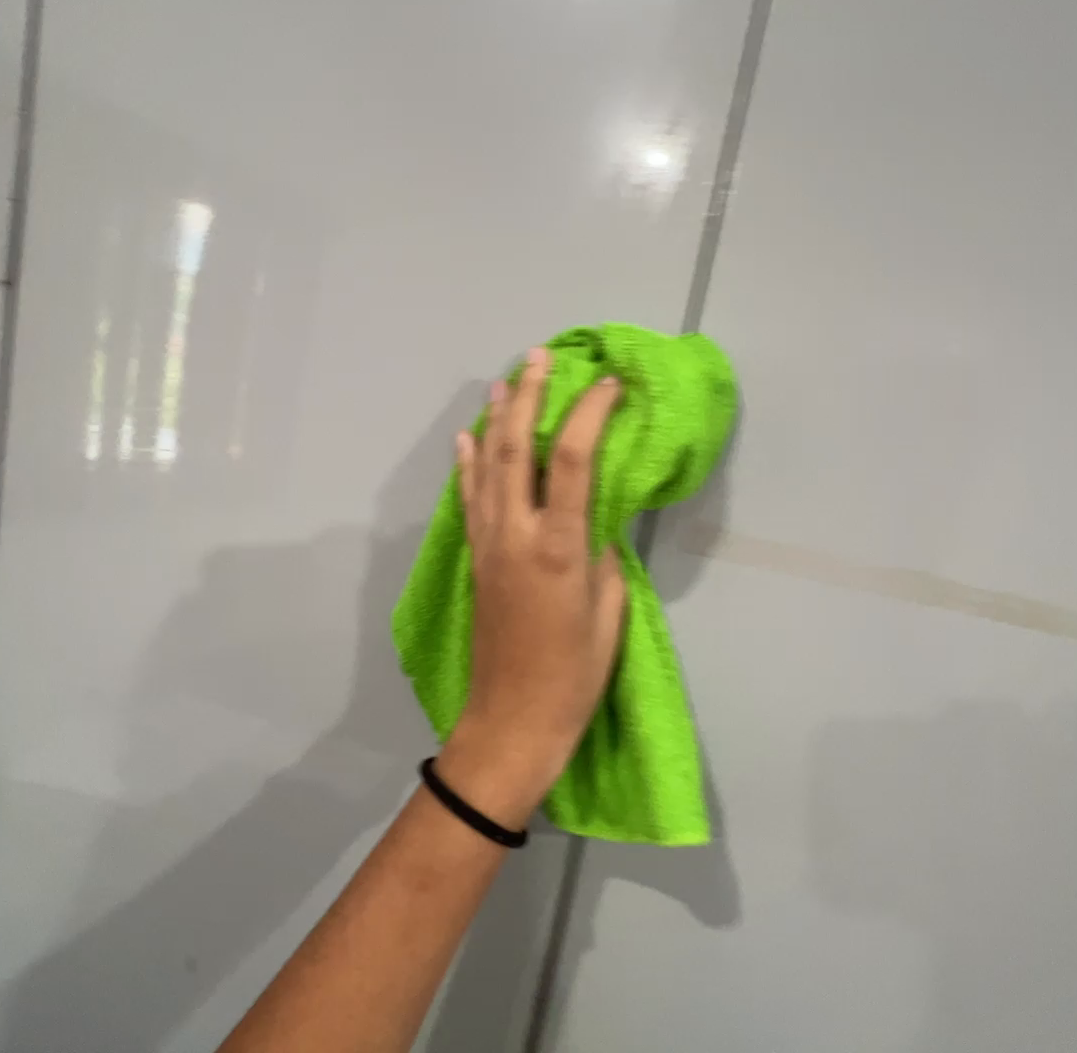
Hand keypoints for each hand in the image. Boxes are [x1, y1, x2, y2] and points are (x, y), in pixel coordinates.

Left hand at [436, 347, 626, 829]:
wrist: (512, 720)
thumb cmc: (574, 675)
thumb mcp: (608, 614)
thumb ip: (602, 557)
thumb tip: (594, 524)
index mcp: (559, 547)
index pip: (573, 460)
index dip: (590, 413)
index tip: (609, 384)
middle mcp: (516, 534)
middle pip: (517, 448)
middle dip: (528, 396)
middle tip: (539, 357)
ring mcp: (489, 545)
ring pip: (486, 466)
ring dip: (495, 419)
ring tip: (504, 380)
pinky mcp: (476, 560)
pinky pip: (470, 499)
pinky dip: (468, 464)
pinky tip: (466, 439)